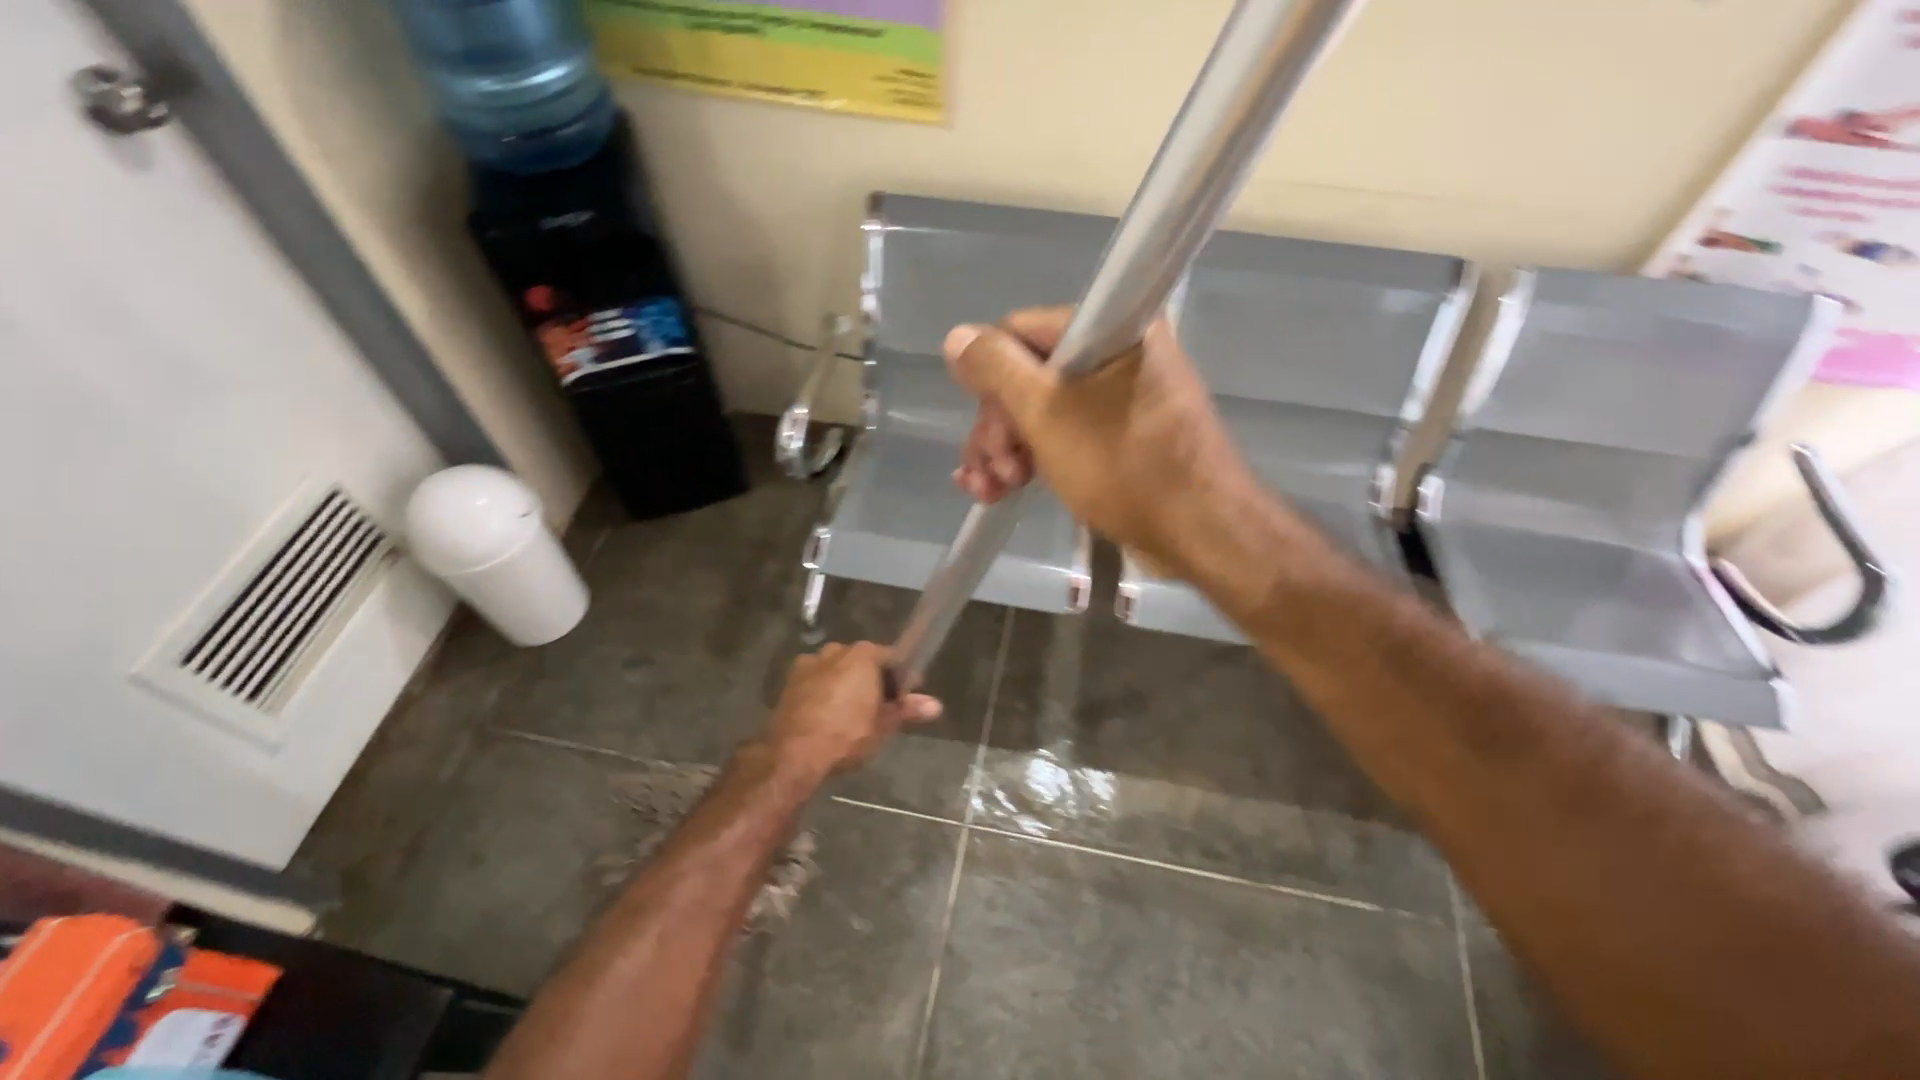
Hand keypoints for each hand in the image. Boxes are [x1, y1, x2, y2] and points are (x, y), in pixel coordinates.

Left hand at [766, 643, 941, 774]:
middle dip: (873, 680)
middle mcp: (834, 651)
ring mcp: (808, 665)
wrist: (793, 754)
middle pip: (862, 661)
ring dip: (848, 685)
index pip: (891, 658)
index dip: (902, 678)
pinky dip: (826, 693)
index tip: (906, 698)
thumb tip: (936, 705)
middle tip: (882, 708)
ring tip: (855, 714)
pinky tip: (830, 716)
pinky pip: (817, 682)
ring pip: (837, 670)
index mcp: (862, 654)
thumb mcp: (883, 725)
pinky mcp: (789, 683)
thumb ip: (907, 710)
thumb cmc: (847, 735)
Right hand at [946, 307, 1261, 576]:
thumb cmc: (1122, 464)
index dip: (991, 381)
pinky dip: (1032, 459)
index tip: (989, 430)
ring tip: (990, 491)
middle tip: (993, 471)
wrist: (1199, 532)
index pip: (1019, 332)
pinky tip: (998, 490)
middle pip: (1026, 376)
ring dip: (1005, 450)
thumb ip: (996, 368)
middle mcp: (1116, 355)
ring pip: (1040, 411)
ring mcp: (1120, 399)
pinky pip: (1064, 435)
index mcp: (1109, 329)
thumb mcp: (1046, 412)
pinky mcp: (1121, 437)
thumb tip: (958, 337)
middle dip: (997, 427)